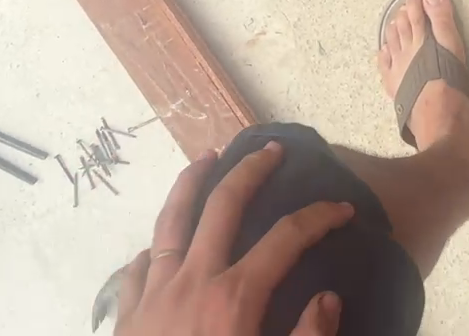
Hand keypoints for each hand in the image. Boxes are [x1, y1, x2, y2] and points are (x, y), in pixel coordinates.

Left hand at [115, 142, 352, 335]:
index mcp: (234, 299)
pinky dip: (153, 250)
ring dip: (192, 183)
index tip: (343, 209)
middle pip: (224, 204)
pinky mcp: (125, 319)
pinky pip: (137, 269)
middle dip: (252, 170)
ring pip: (171, 220)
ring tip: (209, 157)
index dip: (320, 216)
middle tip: (272, 149)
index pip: (287, 237)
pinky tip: (159, 248)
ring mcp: (153, 296)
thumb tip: (328, 297)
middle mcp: (193, 282)